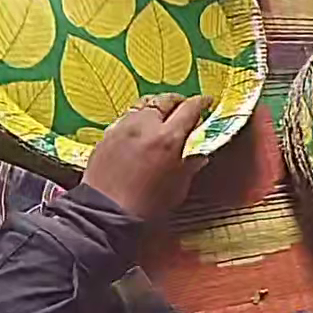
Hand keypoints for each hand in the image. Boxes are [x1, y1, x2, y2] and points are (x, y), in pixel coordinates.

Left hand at [81, 93, 210, 220]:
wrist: (106, 212)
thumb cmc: (146, 205)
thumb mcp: (178, 188)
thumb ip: (190, 167)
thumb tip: (198, 157)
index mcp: (168, 138)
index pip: (189, 109)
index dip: (200, 102)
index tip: (206, 102)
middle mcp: (145, 126)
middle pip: (164, 100)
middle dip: (177, 101)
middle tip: (184, 107)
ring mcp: (123, 128)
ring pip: (143, 105)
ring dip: (155, 107)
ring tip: (161, 116)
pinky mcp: (107, 135)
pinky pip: (126, 118)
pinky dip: (137, 119)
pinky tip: (140, 130)